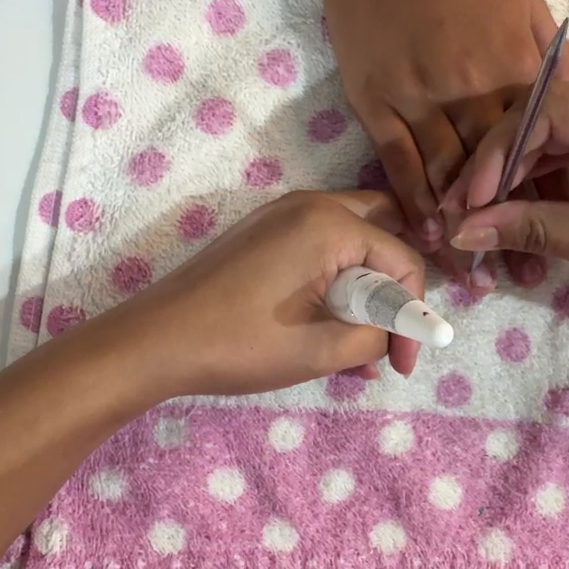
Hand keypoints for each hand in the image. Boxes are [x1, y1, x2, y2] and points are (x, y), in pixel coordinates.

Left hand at [102, 190, 428, 398]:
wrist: (155, 341)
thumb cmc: (242, 343)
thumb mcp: (323, 349)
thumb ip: (376, 336)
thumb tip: (391, 334)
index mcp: (330, 222)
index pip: (402, 260)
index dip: (413, 315)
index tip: (402, 365)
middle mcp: (309, 204)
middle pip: (382, 234)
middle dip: (392, 288)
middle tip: (389, 334)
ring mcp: (280, 215)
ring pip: (349, 244)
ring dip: (363, 291)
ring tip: (357, 347)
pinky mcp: (261, 233)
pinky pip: (317, 250)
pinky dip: (333, 284)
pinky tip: (325, 329)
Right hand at [317, 0, 568, 289]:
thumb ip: (545, 61)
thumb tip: (562, 110)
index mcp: (519, 63)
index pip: (544, 144)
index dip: (550, 191)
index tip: (559, 231)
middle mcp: (474, 88)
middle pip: (501, 171)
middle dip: (514, 224)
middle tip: (524, 276)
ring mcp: (422, 94)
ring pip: (450, 177)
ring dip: (464, 227)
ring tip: (477, 273)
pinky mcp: (378, 97)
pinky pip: (401, 162)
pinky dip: (415, 202)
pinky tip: (429, 235)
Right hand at [444, 77, 568, 328]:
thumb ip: (538, 228)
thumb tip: (463, 229)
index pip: (549, 110)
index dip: (497, 153)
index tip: (465, 202)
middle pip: (549, 113)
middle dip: (500, 163)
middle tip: (461, 211)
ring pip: (560, 126)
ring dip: (518, 168)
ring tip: (481, 211)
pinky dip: (548, 168)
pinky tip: (518, 199)